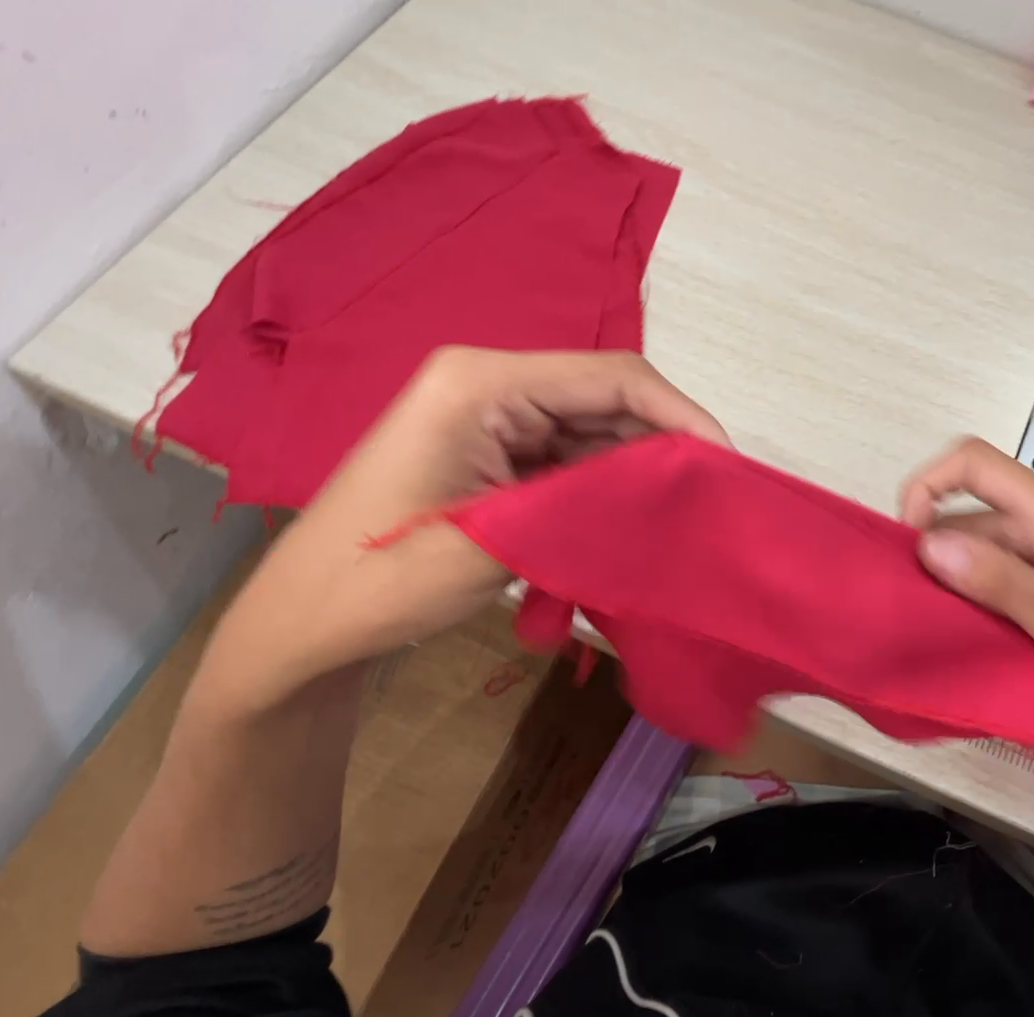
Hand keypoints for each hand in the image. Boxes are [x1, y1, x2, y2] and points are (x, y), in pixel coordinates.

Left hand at [206, 348, 728, 706]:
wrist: (307, 622)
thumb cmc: (377, 582)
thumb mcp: (491, 543)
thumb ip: (583, 506)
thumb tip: (669, 491)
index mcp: (481, 385)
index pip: (611, 378)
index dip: (680, 415)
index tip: (726, 466)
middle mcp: (492, 386)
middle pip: (610, 400)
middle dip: (666, 447)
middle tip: (713, 502)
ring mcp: (495, 420)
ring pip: (598, 433)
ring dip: (642, 472)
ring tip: (685, 518)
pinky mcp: (498, 454)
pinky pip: (575, 461)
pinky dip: (610, 490)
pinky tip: (637, 524)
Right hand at [900, 437, 1033, 732]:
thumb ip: (1001, 582)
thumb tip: (929, 544)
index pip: (975, 463)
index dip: (929, 485)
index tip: (908, 542)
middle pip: (969, 509)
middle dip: (929, 544)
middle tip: (909, 600)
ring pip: (979, 548)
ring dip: (949, 577)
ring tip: (929, 623)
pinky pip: (998, 578)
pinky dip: (972, 597)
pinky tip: (962, 632)